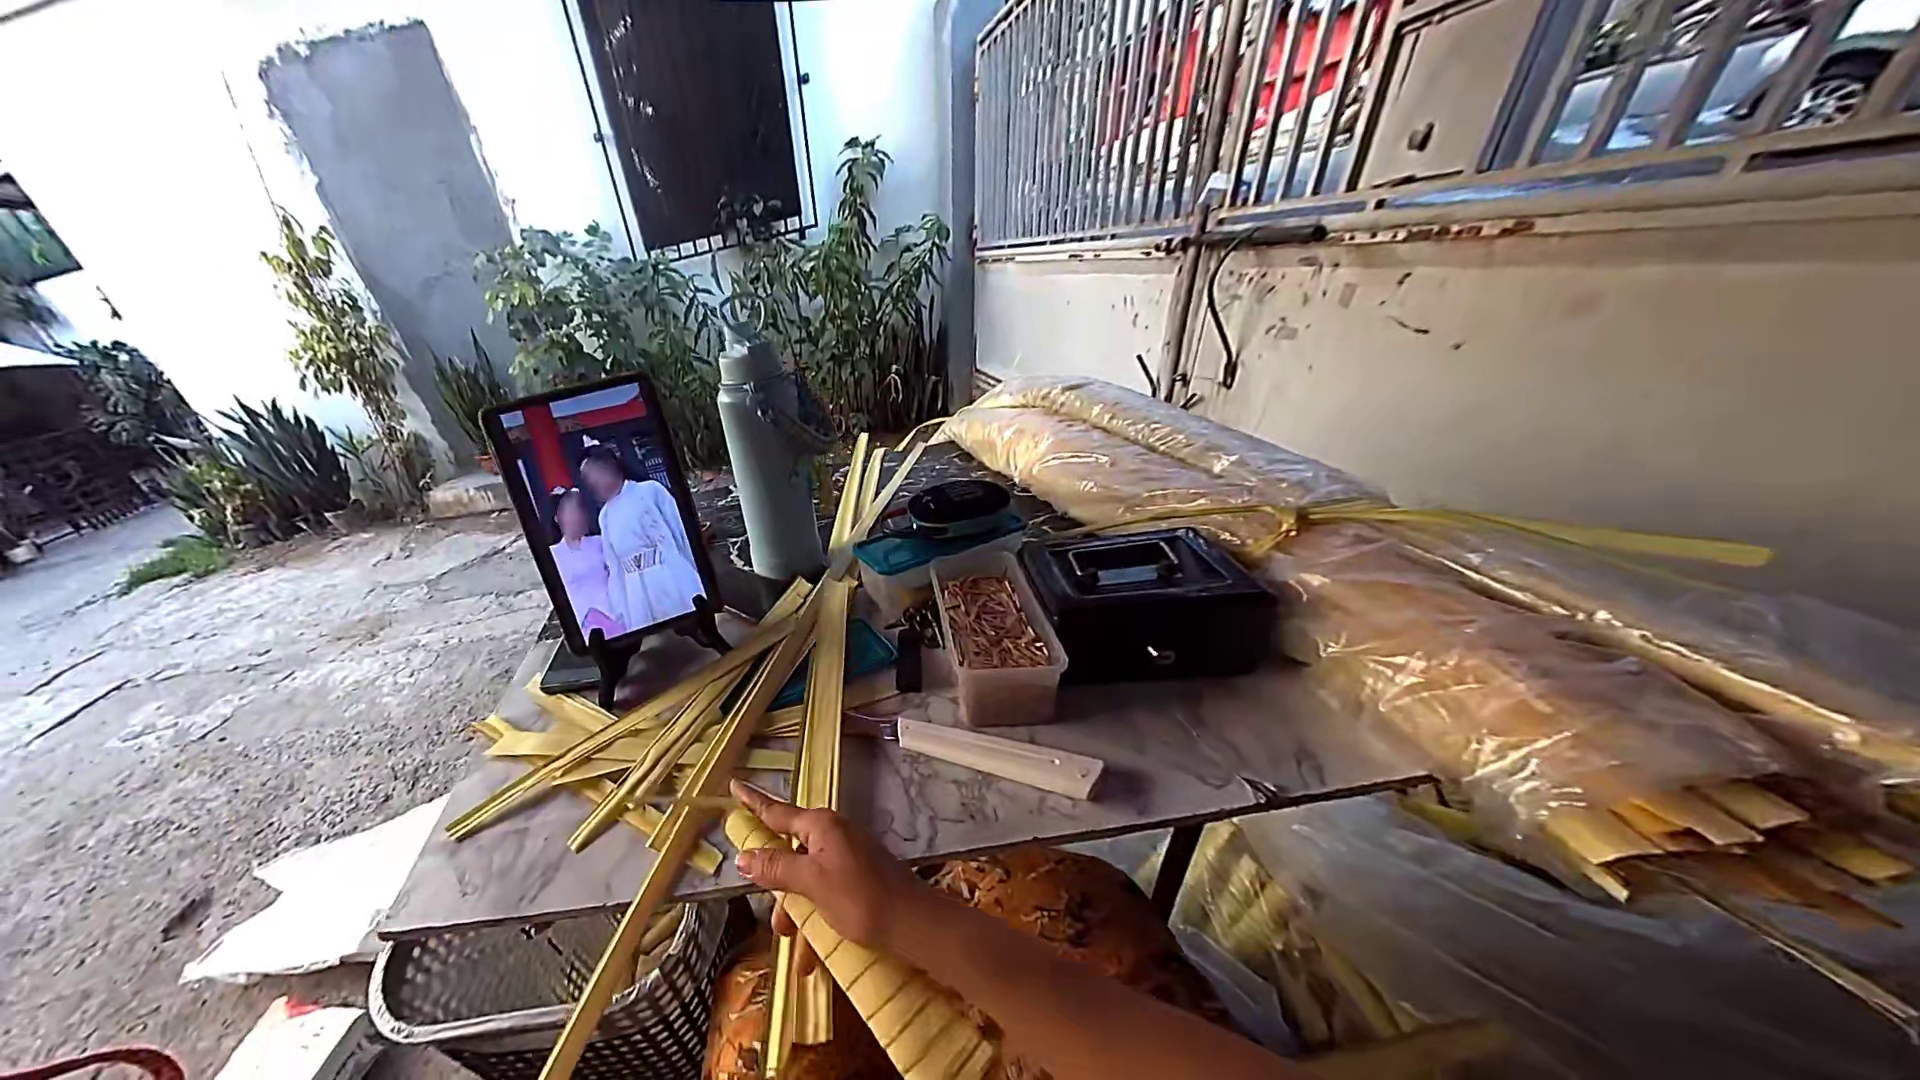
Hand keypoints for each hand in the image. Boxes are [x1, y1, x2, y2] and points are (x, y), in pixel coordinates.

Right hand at [730, 780, 918, 970]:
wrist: (911, 922)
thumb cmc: (860, 897)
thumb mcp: (812, 882)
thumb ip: (776, 867)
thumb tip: (744, 855)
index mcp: (820, 826)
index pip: (776, 811)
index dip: (753, 801)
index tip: (734, 785)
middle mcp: (831, 834)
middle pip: (788, 853)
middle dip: (779, 890)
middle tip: (779, 923)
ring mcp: (844, 854)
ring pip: (804, 880)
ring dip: (797, 913)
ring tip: (797, 947)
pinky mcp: (854, 876)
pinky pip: (822, 894)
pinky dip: (815, 921)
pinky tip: (811, 958)